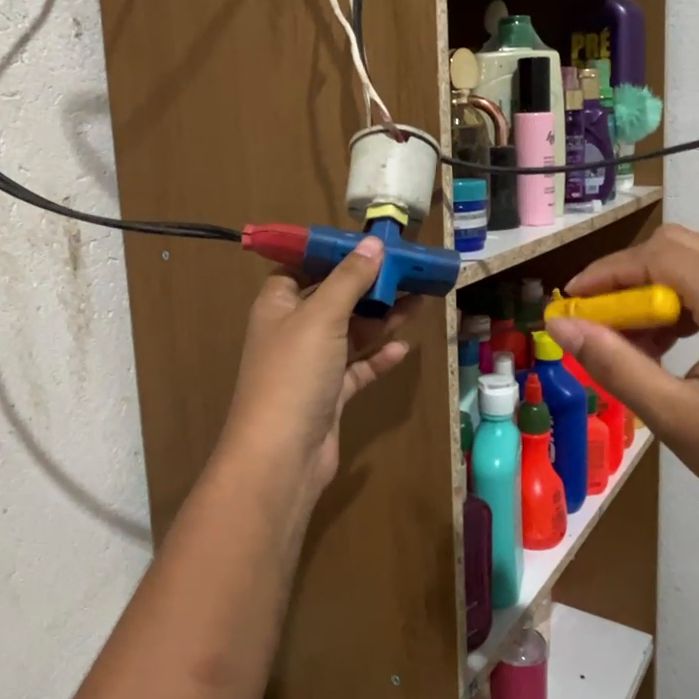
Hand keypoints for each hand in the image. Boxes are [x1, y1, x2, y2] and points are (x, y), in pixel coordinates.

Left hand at [225, 237, 420, 490]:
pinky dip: (378, 357)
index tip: (368, 243)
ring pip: (350, 332)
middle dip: (369, 284)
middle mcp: (292, 331)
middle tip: (409, 270)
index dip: (331, 253)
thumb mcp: (321, 316)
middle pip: (333, 298)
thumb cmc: (294, 374)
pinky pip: (357, 368)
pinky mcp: (329, 395)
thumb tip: (374, 243)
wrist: (281, 455)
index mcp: (278, 305)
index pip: (301, 267)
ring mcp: (311, 365)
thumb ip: (349, 279)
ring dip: (381, 317)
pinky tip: (402, 348)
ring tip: (420, 299)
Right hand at [544, 225, 698, 541]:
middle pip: (680, 247)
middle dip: (627, 276)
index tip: (569, 301)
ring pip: (698, 261)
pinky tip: (663, 343)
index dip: (608, 272)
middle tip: (592, 318)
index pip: (663, 256)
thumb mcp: (676, 419)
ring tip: (626, 339)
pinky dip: (681, 301)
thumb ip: (614, 364)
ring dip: (653, 288)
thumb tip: (559, 324)